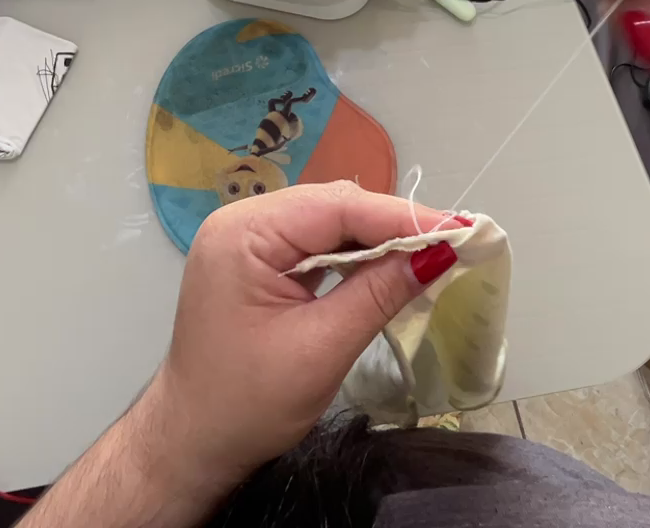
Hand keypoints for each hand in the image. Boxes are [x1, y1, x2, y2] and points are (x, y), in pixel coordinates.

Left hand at [140, 182, 455, 496]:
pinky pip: (313, 242)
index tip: (458, 229)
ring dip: (375, 236)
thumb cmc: (247, 404)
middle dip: (390, 224)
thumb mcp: (320, 349)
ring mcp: (247, 239)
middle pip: (330, 206)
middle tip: (451, 242)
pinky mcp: (257, 260)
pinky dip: (352, 252)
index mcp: (244, 234)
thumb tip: (437, 256)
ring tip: (429, 250)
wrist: (192, 443)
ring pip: (325, 221)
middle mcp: (242, 222)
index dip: (399, 217)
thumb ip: (377, 294)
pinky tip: (385, 264)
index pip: (334, 207)